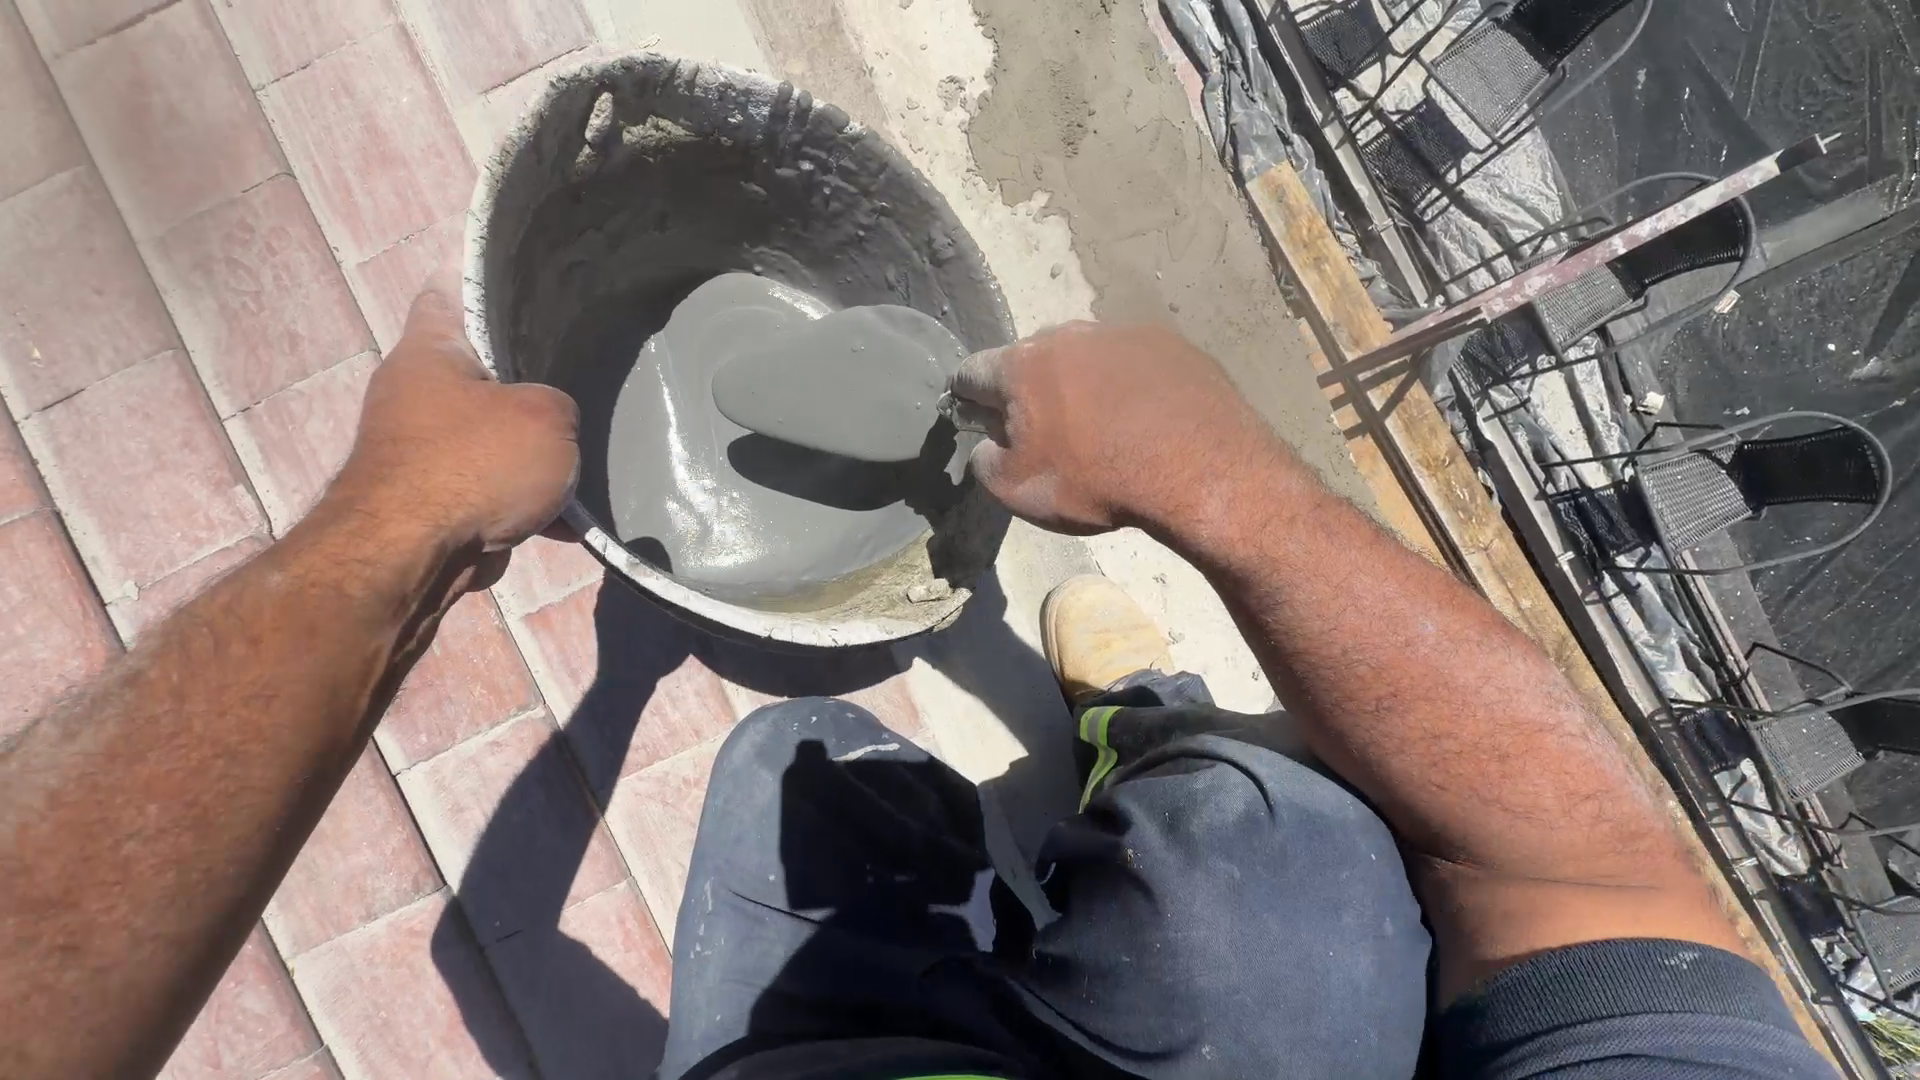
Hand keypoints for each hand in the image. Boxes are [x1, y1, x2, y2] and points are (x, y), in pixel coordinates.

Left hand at [328, 279, 579, 552]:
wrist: (417, 551)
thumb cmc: (477, 462)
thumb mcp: (549, 416)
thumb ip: (563, 407)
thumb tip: (555, 426)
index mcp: (430, 353)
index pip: (448, 295)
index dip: (485, 288)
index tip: (529, 296)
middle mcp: (416, 394)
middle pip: (483, 376)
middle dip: (531, 389)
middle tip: (579, 389)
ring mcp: (421, 451)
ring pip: (493, 439)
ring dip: (534, 456)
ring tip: (583, 465)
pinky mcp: (434, 500)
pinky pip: (492, 490)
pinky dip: (524, 503)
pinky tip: (565, 520)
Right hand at [951, 322, 1281, 533]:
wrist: (1200, 469)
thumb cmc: (1097, 481)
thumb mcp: (1020, 492)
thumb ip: (986, 463)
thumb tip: (987, 446)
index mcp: (1021, 366)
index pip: (972, 371)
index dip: (965, 396)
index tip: (972, 415)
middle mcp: (1067, 335)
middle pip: (1029, 359)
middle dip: (1026, 389)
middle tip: (1041, 429)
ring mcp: (1121, 332)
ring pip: (1082, 356)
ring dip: (1077, 383)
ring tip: (1096, 424)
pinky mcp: (1169, 342)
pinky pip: (1130, 361)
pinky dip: (1124, 384)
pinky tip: (1141, 417)